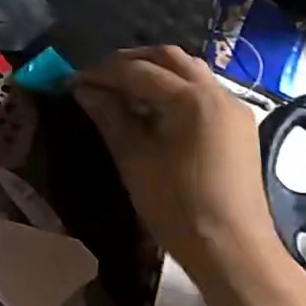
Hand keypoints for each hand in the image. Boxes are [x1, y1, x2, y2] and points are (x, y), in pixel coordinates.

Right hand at [72, 47, 290, 305]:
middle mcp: (218, 94)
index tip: (69, 81)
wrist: (230, 247)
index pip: (137, 71)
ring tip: (117, 89)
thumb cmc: (175, 204)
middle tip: (93, 77)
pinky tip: (147, 108)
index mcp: (192, 100)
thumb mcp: (133, 157)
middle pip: (168, 58)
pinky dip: (170, 87)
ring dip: (150, 71)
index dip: (99, 73)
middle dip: (127, 61)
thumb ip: (109, 115)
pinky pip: (199, 90)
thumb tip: (83, 89)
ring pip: (187, 70)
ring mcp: (233, 109)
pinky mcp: (236, 126)